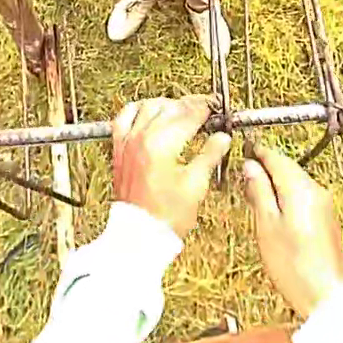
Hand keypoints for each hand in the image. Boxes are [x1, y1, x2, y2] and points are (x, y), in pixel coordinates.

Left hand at [112, 95, 230, 238]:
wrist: (137, 237)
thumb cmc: (165, 216)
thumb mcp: (196, 185)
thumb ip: (209, 155)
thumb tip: (222, 138)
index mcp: (163, 144)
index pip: (189, 114)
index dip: (206, 108)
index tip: (216, 107)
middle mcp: (142, 137)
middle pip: (170, 107)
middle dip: (190, 105)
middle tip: (205, 108)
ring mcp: (128, 141)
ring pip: (148, 106)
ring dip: (167, 104)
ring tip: (181, 111)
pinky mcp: (120, 148)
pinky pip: (124, 117)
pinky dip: (138, 110)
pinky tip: (148, 112)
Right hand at [240, 140, 342, 316]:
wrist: (328, 297)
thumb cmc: (295, 266)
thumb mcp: (266, 226)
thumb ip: (259, 191)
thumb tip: (250, 166)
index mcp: (299, 187)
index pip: (276, 157)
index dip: (257, 152)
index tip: (243, 150)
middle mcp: (315, 189)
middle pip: (287, 168)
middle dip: (265, 169)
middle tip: (244, 178)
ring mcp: (324, 203)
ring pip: (295, 182)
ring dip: (275, 184)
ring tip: (255, 197)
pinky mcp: (326, 217)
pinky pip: (303, 196)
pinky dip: (287, 197)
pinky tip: (274, 213)